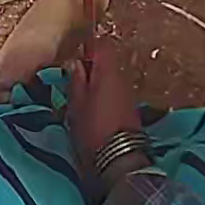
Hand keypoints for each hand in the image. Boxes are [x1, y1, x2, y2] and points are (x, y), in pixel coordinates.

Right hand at [64, 40, 142, 169]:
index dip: (89, 46)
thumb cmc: (93, 128)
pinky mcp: (131, 107)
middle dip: (91, 65)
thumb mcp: (76, 103)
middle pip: (108, 61)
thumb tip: (76, 62)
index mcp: (108, 72)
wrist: (119, 159)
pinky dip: (105, 93)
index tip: (75, 56)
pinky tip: (94, 106)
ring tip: (81, 95)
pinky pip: (116, 90)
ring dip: (98, 81)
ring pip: (111, 76)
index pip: (102, 45)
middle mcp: (122, 78)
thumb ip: (76, 80)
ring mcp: (129, 92)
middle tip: (73, 78)